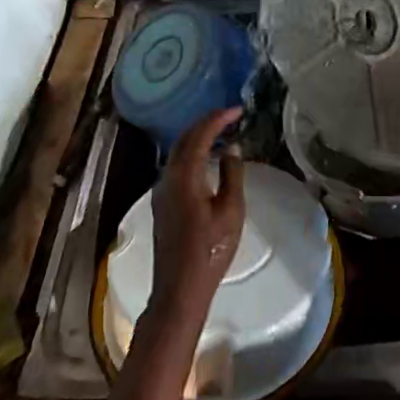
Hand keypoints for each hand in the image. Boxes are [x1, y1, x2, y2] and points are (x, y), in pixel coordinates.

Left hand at [150, 107, 246, 317]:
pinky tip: (208, 160)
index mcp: (184, 175)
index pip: (200, 134)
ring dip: (198, 138)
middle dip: (206, 123)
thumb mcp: (231, 210)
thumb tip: (230, 148)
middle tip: (229, 116)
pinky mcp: (162, 203)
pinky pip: (177, 166)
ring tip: (222, 133)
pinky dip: (193, 154)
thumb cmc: (210, 250)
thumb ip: (232, 174)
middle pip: (184, 139)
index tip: (238, 110)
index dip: (218, 118)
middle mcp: (167, 177)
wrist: (179, 289)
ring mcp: (161, 191)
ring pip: (178, 152)